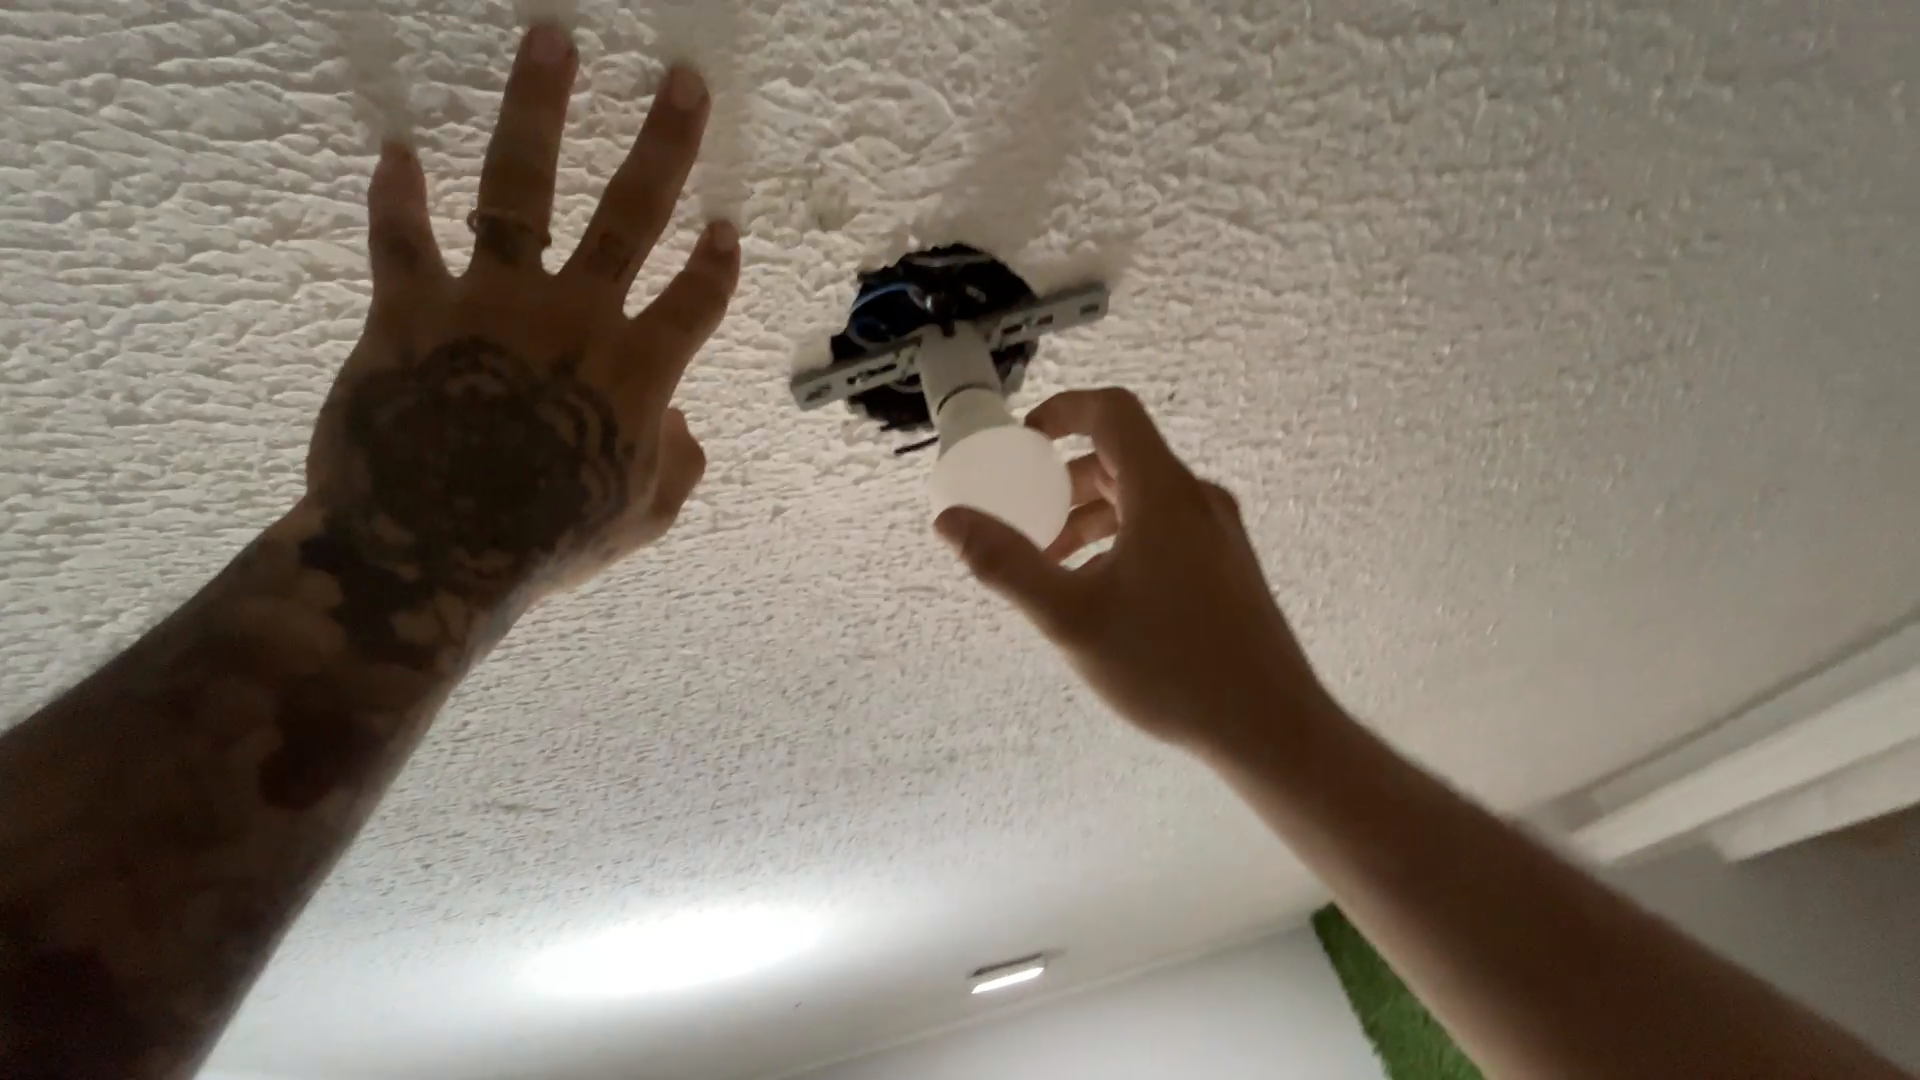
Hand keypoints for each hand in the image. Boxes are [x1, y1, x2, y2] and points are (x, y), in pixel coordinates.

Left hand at [305, 23, 737, 609]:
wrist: (435, 550)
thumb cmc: (553, 540)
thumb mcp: (646, 518)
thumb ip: (680, 467)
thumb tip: (681, 427)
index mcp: (639, 371)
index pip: (696, 301)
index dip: (719, 264)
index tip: (728, 227)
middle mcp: (577, 317)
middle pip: (630, 215)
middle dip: (663, 145)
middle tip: (681, 83)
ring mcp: (492, 304)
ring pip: (520, 189)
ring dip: (538, 111)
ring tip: (552, 43)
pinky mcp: (411, 310)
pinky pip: (403, 241)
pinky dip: (397, 199)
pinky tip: (398, 153)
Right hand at [936, 388, 1330, 750]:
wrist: (1270, 727)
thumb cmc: (1169, 668)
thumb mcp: (1070, 617)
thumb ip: (1005, 564)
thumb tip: (950, 522)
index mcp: (1163, 493)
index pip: (1112, 411)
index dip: (1061, 411)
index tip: (1023, 443)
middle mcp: (1196, 500)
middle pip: (1121, 457)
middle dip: (1063, 481)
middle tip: (1026, 518)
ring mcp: (1218, 533)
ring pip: (1141, 497)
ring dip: (1089, 516)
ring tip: (1052, 563)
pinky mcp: (1226, 565)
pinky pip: (1163, 528)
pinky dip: (1120, 538)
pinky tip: (1098, 592)